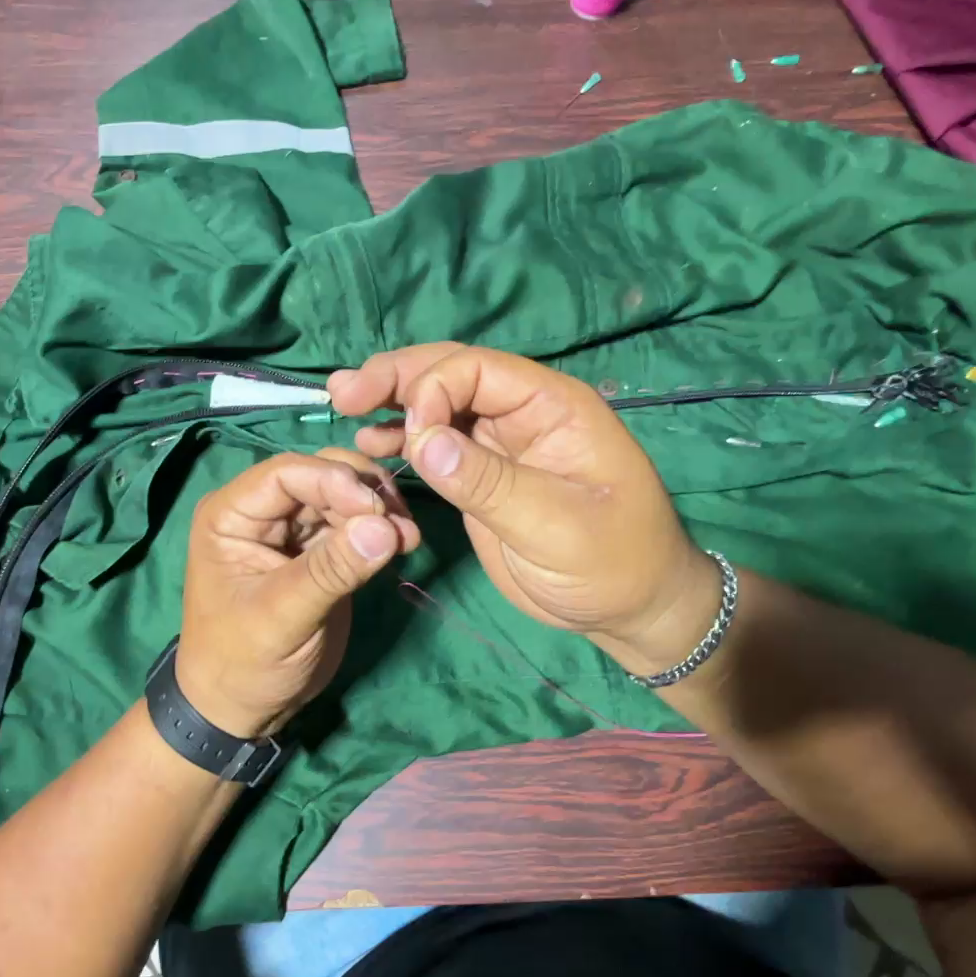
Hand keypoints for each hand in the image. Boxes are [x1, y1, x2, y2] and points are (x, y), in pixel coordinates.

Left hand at [177, 449, 420, 738]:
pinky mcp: (320, 550)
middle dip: (363, 492)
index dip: (334, 480)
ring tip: (409, 537)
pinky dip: (380, 530)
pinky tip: (405, 544)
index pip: (287, 474)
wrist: (243, 709)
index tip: (377, 509)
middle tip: (401, 524)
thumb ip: (330, 571)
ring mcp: (292, 528)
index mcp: (231, 515)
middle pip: (320, 475)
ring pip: (342, 494)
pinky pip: (353, 524)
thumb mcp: (282, 618)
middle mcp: (261, 511)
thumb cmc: (243, 663)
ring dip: (378, 508)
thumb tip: (384, 526)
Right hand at [327, 344, 721, 675]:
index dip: (433, 389)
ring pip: (438, 405)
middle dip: (397, 378)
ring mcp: (500, 443)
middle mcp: (523, 413)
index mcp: (552, 406)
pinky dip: (402, 440)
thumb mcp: (556, 525)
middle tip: (343, 392)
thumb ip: (488, 482)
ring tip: (345, 407)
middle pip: (451, 374)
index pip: (479, 370)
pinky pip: (437, 445)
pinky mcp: (483, 475)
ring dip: (391, 403)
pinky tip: (370, 444)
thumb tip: (421, 440)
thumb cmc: (613, 562)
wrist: (631, 606)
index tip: (409, 434)